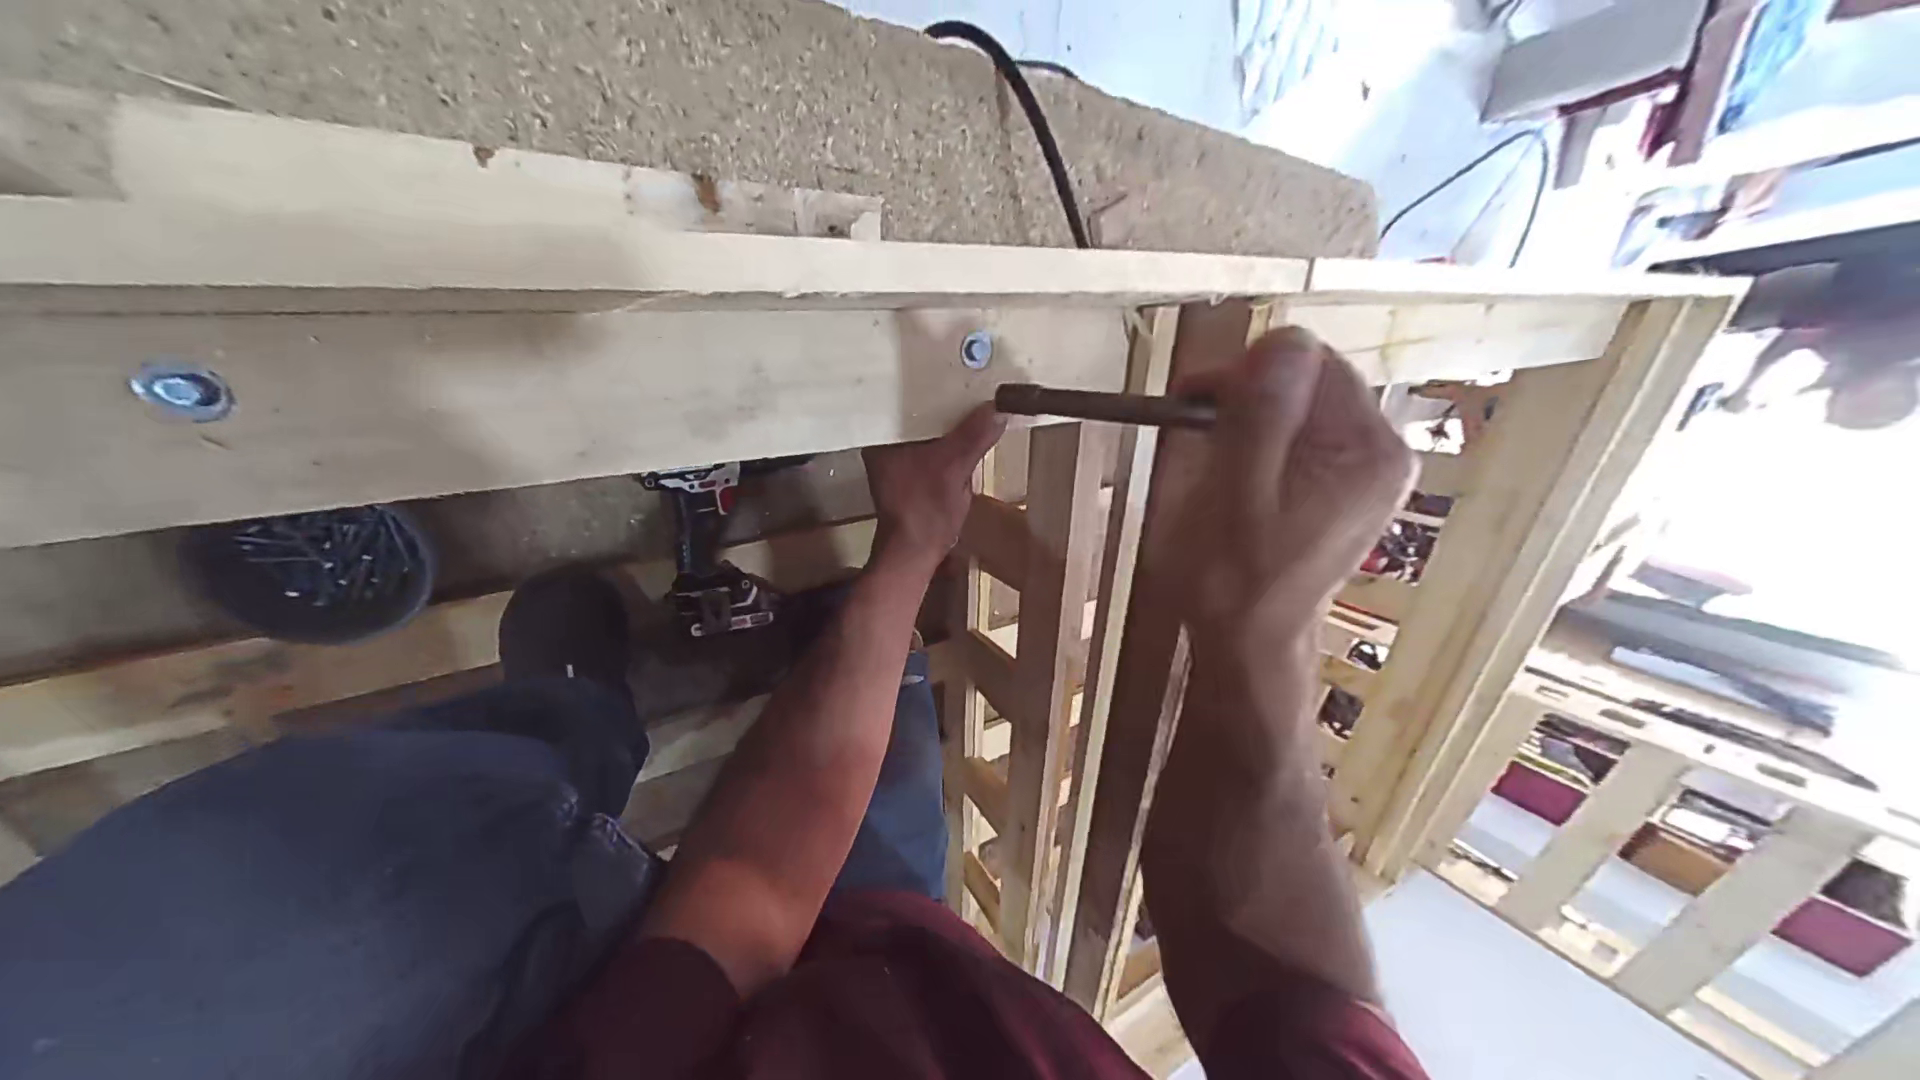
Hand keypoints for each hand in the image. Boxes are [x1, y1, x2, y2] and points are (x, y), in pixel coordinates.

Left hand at [863, 403, 1006, 568]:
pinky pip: (934, 451)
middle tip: (976, 390)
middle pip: (921, 416)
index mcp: (883, 438)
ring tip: (977, 407)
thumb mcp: (954, 469)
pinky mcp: (911, 477)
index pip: (910, 401)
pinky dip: (950, 446)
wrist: (914, 554)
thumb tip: (998, 408)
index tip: (964, 377)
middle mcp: (884, 446)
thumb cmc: (926, 511)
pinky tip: (969, 439)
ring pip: (930, 434)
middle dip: (949, 408)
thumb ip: (974, 437)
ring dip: (952, 428)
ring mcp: (897, 462)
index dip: (938, 389)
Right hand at [1170, 327, 1414, 649]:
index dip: (1245, 374)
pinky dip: (1263, 440)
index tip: (1195, 407)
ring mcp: (1368, 469)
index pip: (1308, 360)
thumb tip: (1282, 338)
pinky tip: (1239, 473)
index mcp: (1363, 449)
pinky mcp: (1348, 484)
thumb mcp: (1234, 495)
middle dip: (1248, 396)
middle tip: (1198, 433)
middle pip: (1309, 378)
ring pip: (1301, 404)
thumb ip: (1263, 415)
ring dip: (1250, 418)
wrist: (1249, 642)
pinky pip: (1303, 433)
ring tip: (1215, 460)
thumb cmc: (1229, 578)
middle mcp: (1382, 450)